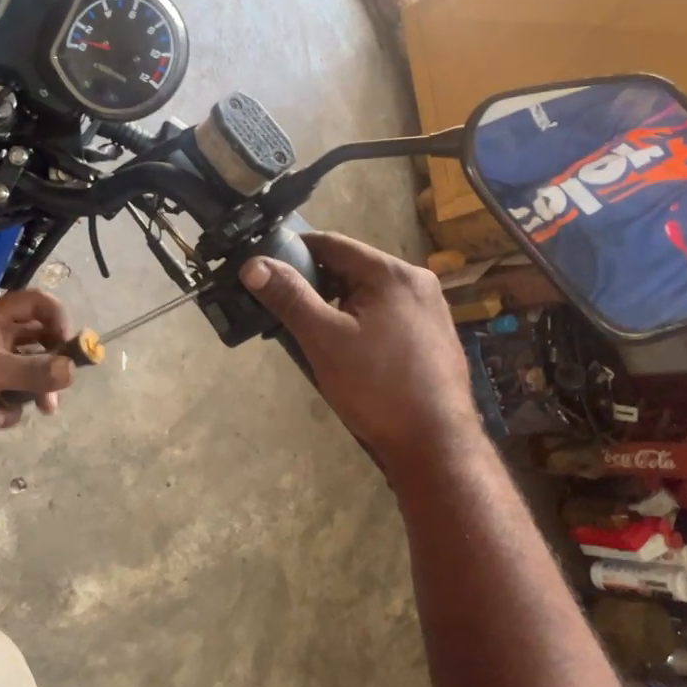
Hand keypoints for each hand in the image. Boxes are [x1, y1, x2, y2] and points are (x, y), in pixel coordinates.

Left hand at [0, 290, 75, 444]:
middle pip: (40, 341)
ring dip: (36, 392)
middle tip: (62, 385)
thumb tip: (71, 371)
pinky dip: (11, 408)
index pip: (36, 303)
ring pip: (30, 372)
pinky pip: (14, 394)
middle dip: (52, 364)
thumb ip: (33, 370)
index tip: (69, 344)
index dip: (57, 317)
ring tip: (41, 410)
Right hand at [239, 233, 481, 471]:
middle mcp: (417, 281)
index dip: (292, 252)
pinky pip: (386, 313)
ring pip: (367, 293)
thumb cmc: (376, 386)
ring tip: (309, 333)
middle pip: (350, 268)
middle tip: (282, 307)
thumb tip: (252, 265)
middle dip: (314, 284)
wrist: (434, 443)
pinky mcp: (433, 335)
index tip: (264, 270)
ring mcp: (430, 309)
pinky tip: (345, 350)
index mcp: (391, 273)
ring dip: (336, 305)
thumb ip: (288, 296)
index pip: (330, 243)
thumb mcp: (323, 339)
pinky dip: (360, 321)